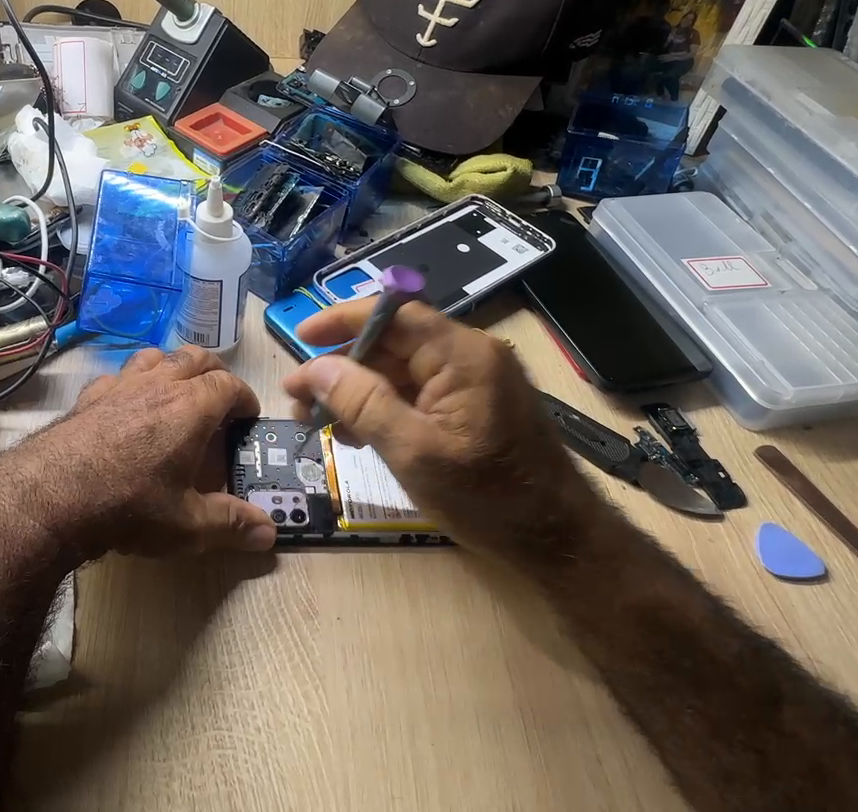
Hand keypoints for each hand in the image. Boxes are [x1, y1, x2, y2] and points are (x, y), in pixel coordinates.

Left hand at [0, 346, 276, 563]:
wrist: (52, 497)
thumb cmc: (130, 506)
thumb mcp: (188, 524)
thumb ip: (231, 525)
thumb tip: (270, 534)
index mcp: (191, 407)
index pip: (229, 385)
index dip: (244, 398)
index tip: (248, 416)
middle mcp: (158, 385)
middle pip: (194, 357)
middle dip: (213, 372)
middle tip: (219, 397)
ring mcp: (119, 386)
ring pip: (154, 356)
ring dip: (171, 367)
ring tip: (175, 391)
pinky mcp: (87, 396)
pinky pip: (117, 376)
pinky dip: (131, 384)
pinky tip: (125, 407)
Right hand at [282, 298, 602, 558]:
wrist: (559, 542)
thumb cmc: (488, 498)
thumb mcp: (413, 451)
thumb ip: (362, 402)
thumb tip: (315, 367)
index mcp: (461, 355)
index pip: (392, 314)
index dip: (341, 320)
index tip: (301, 339)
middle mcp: (470, 356)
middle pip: (392, 344)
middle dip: (342, 368)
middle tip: (298, 399)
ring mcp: (474, 382)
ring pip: (401, 372)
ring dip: (357, 392)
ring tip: (318, 423)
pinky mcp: (475, 408)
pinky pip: (419, 394)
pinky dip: (385, 409)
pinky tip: (356, 434)